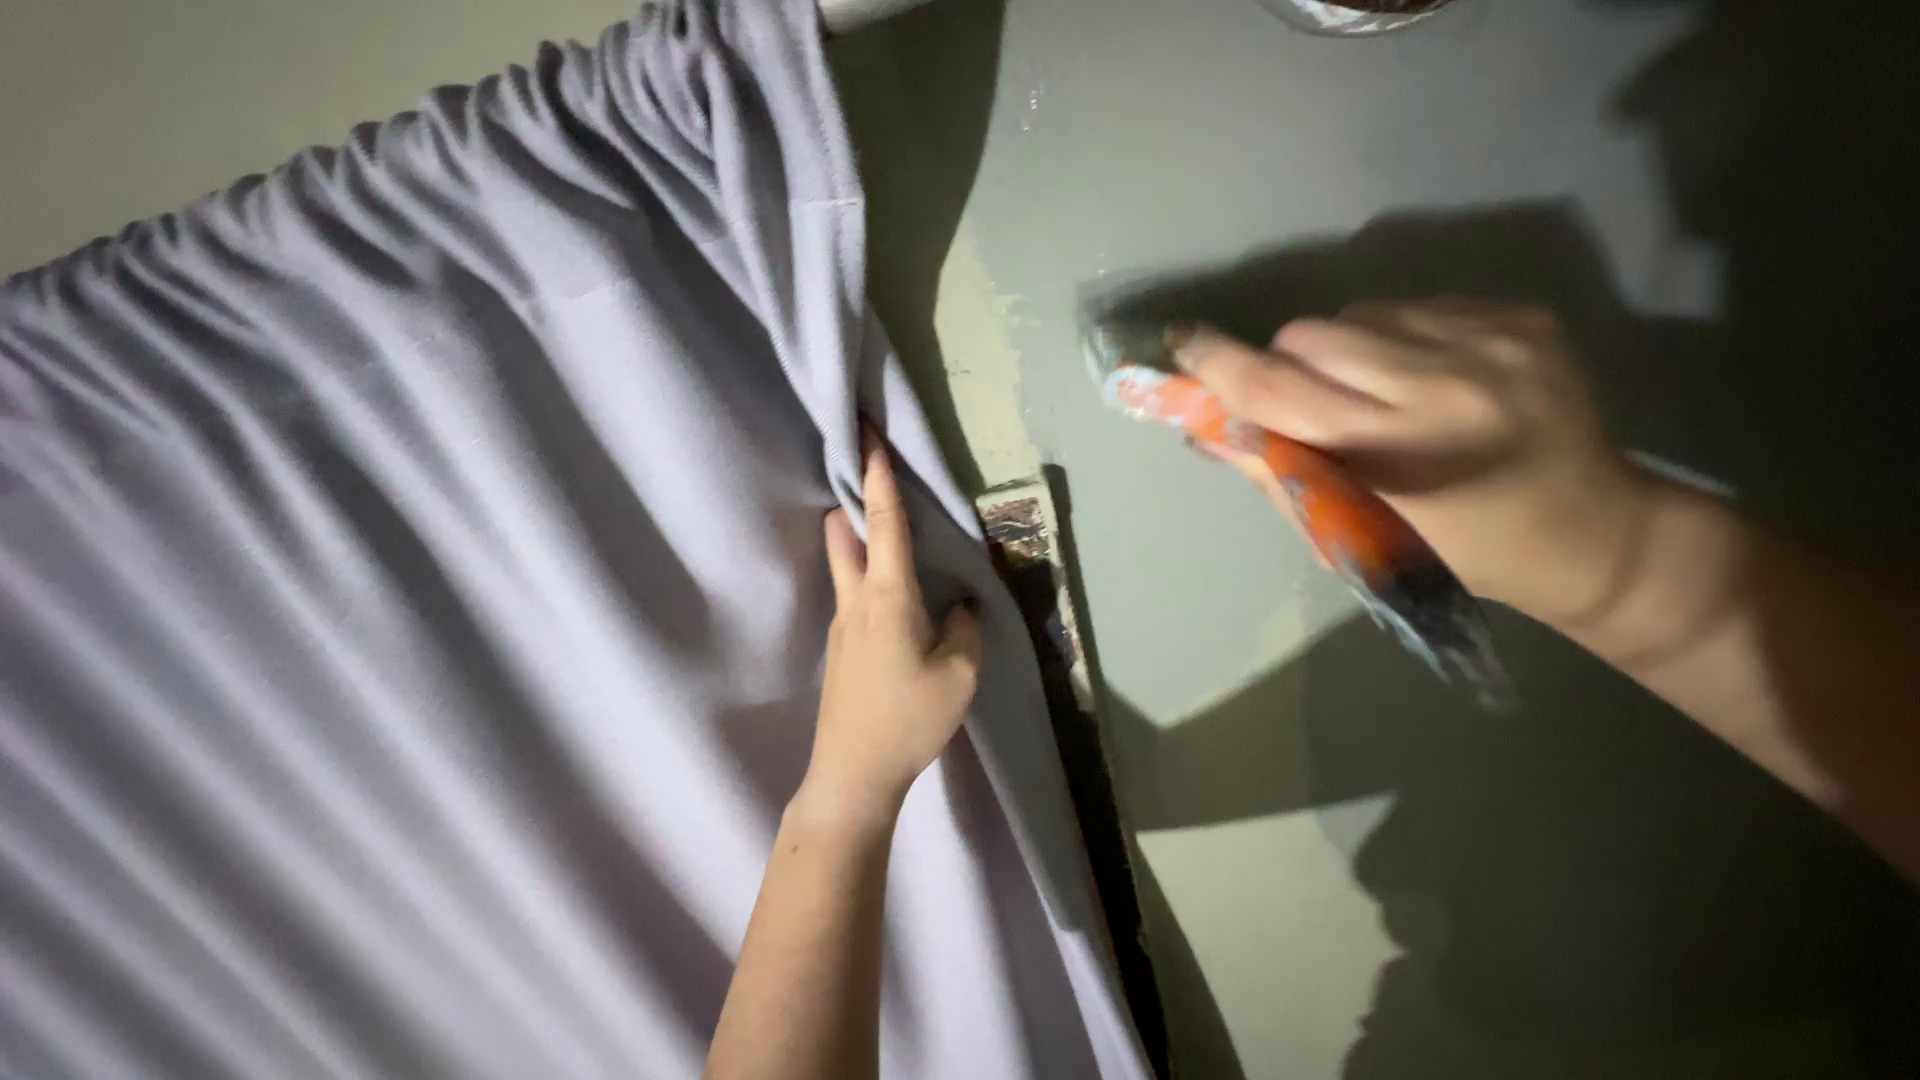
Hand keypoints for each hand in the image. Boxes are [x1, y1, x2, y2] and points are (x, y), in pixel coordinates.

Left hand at [803, 434, 981, 824]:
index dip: (879, 477)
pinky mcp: (839, 648)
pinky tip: (895, 598)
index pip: (884, 523)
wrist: (852, 772)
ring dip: (860, 539)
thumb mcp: (959, 676)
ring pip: (843, 564)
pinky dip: (865, 574)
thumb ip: (964, 630)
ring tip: (891, 539)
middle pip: (844, 534)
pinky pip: (851, 593)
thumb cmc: (909, 720)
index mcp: (888, 597)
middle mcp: (856, 601)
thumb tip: (959, 606)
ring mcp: (841, 625)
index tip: (867, 437)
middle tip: (875, 484)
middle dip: (855, 501)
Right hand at [1174, 300, 1649, 624]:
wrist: (1589, 528)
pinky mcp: (1516, 314)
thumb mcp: (1355, 536)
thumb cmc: (1456, 553)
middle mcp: (1443, 383)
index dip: (1219, 367)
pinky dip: (1391, 340)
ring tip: (1374, 393)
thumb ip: (1276, 477)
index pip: (1278, 391)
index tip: (1183, 348)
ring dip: (1338, 351)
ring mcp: (1488, 340)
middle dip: (1282, 364)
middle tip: (1303, 403)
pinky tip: (1424, 379)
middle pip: (1308, 337)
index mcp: (1397, 452)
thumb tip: (1206, 430)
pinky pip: (1410, 307)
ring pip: (1354, 314)